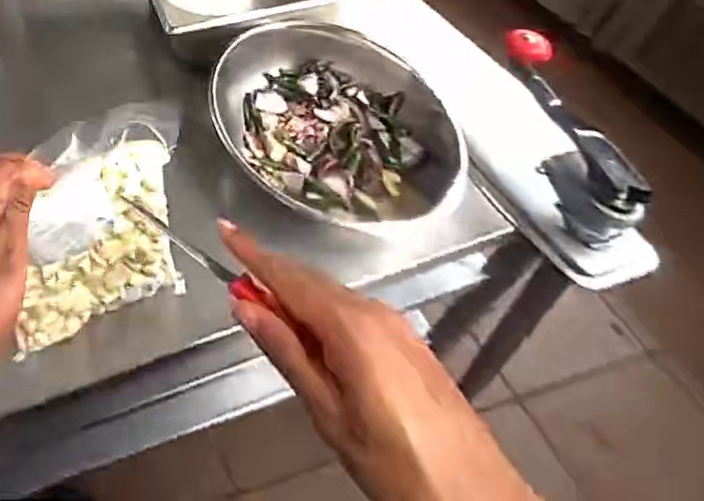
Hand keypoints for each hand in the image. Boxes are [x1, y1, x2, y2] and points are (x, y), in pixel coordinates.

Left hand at [0, 154, 56, 361]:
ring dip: (16, 179)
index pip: (1, 169)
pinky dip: (8, 195)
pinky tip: (26, 205)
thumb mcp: (12, 252)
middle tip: (51, 179)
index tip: (56, 180)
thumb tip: (30, 174)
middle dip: (22, 167)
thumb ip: (18, 208)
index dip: (29, 168)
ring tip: (44, 188)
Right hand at [219, 220, 534, 500]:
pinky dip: (321, 310)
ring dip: (295, 295)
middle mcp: (372, 310)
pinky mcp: (406, 337)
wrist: (479, 497)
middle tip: (236, 287)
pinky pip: (351, 308)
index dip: (252, 252)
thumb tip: (245, 307)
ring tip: (267, 315)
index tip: (225, 229)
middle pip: (308, 280)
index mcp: (349, 325)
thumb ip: (286, 352)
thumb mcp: (329, 414)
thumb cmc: (396, 463)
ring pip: (330, 293)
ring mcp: (394, 321)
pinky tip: (312, 334)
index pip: (288, 276)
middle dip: (270, 276)